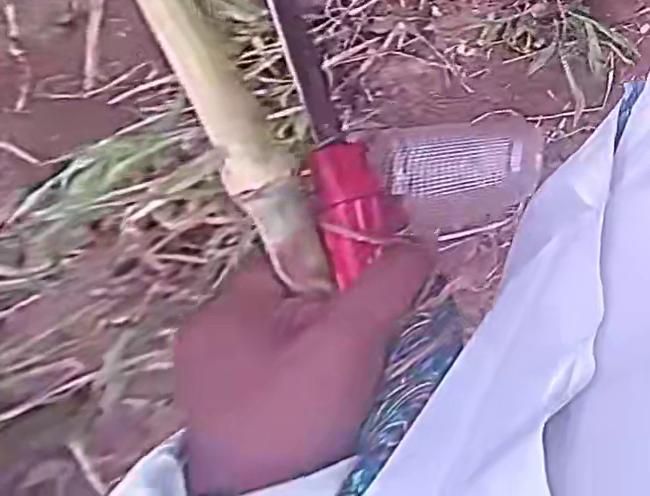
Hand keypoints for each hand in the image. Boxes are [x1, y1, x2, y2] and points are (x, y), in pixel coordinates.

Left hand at [174, 244, 432, 494]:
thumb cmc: (296, 417)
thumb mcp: (350, 336)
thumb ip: (389, 275)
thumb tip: (420, 244)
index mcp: (229, 308)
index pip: (303, 239)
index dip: (355, 232)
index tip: (400, 234)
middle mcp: (228, 327)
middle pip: (318, 269)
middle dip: (367, 272)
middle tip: (405, 281)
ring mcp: (244, 359)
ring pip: (324, 302)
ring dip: (366, 303)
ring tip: (392, 320)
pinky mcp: (266, 383)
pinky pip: (321, 333)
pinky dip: (355, 331)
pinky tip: (375, 347)